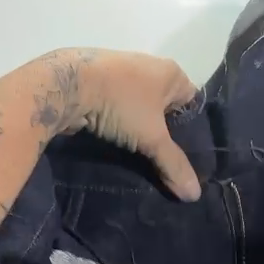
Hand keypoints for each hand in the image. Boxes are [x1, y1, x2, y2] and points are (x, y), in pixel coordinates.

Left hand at [29, 49, 200, 200]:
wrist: (69, 86)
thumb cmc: (121, 103)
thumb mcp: (153, 138)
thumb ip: (174, 164)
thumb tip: (195, 194)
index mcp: (172, 73)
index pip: (194, 108)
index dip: (195, 136)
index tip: (194, 166)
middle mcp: (152, 69)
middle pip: (167, 112)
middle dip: (167, 140)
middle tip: (172, 171)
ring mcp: (126, 76)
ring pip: (143, 113)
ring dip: (143, 136)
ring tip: (147, 166)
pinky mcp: (103, 86)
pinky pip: (122, 112)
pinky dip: (123, 129)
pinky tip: (123, 152)